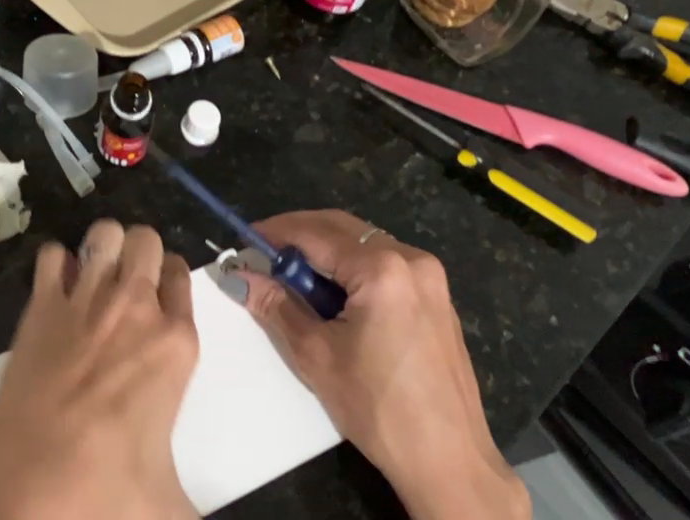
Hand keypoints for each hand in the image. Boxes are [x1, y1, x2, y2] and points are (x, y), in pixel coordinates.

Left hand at [0, 220, 199, 519]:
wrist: (37, 468)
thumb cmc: (110, 481)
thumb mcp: (170, 497)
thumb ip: (192, 495)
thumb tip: (195, 519)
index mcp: (176, 342)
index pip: (183, 275)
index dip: (172, 280)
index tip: (161, 295)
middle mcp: (137, 305)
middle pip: (147, 239)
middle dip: (140, 252)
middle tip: (129, 281)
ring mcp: (88, 296)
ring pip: (104, 233)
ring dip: (102, 247)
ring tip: (95, 272)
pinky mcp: (44, 300)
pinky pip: (52, 254)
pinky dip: (55, 264)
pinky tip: (56, 288)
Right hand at [240, 210, 527, 519]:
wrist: (450, 461)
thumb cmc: (378, 408)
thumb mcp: (316, 355)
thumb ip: (276, 306)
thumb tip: (239, 278)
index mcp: (382, 269)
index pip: (315, 233)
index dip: (275, 233)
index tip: (245, 240)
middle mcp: (412, 259)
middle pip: (342, 229)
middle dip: (300, 237)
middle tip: (264, 257)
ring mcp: (430, 278)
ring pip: (364, 244)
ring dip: (326, 253)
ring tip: (294, 281)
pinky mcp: (437, 298)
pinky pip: (386, 264)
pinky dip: (353, 269)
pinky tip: (334, 299)